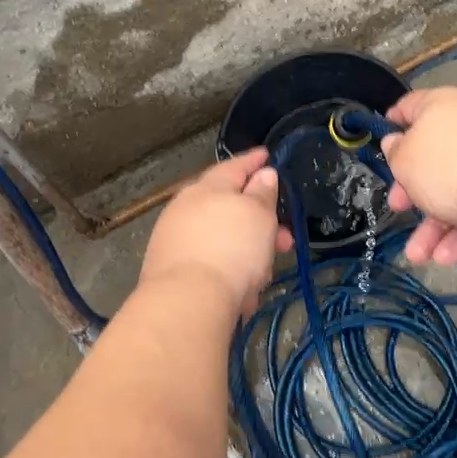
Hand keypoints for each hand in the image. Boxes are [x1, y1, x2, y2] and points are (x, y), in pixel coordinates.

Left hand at [141, 148, 291, 317]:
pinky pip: (210, 262)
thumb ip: (263, 192)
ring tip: (265, 273)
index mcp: (208, 187)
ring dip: (246, 250)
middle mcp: (186, 208)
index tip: (267, 155)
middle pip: (229, 206)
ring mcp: (174, 240)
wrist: (187, 302)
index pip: (235, 166)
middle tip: (285, 238)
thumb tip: (263, 174)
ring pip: (221, 238)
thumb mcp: (260, 215)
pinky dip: (229, 269)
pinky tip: (243, 290)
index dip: (254, 161)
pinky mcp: (171, 271)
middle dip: (260, 221)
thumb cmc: (232, 248)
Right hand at [380, 87, 456, 265]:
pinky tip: (445, 256)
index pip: (410, 107)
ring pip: (453, 188)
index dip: (392, 123)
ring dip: (432, 225)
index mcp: (442, 105)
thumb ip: (395, 152)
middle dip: (411, 190)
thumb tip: (395, 141)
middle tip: (398, 207)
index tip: (382, 138)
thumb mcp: (406, 160)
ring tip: (418, 255)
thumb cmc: (445, 164)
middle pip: (431, 156)